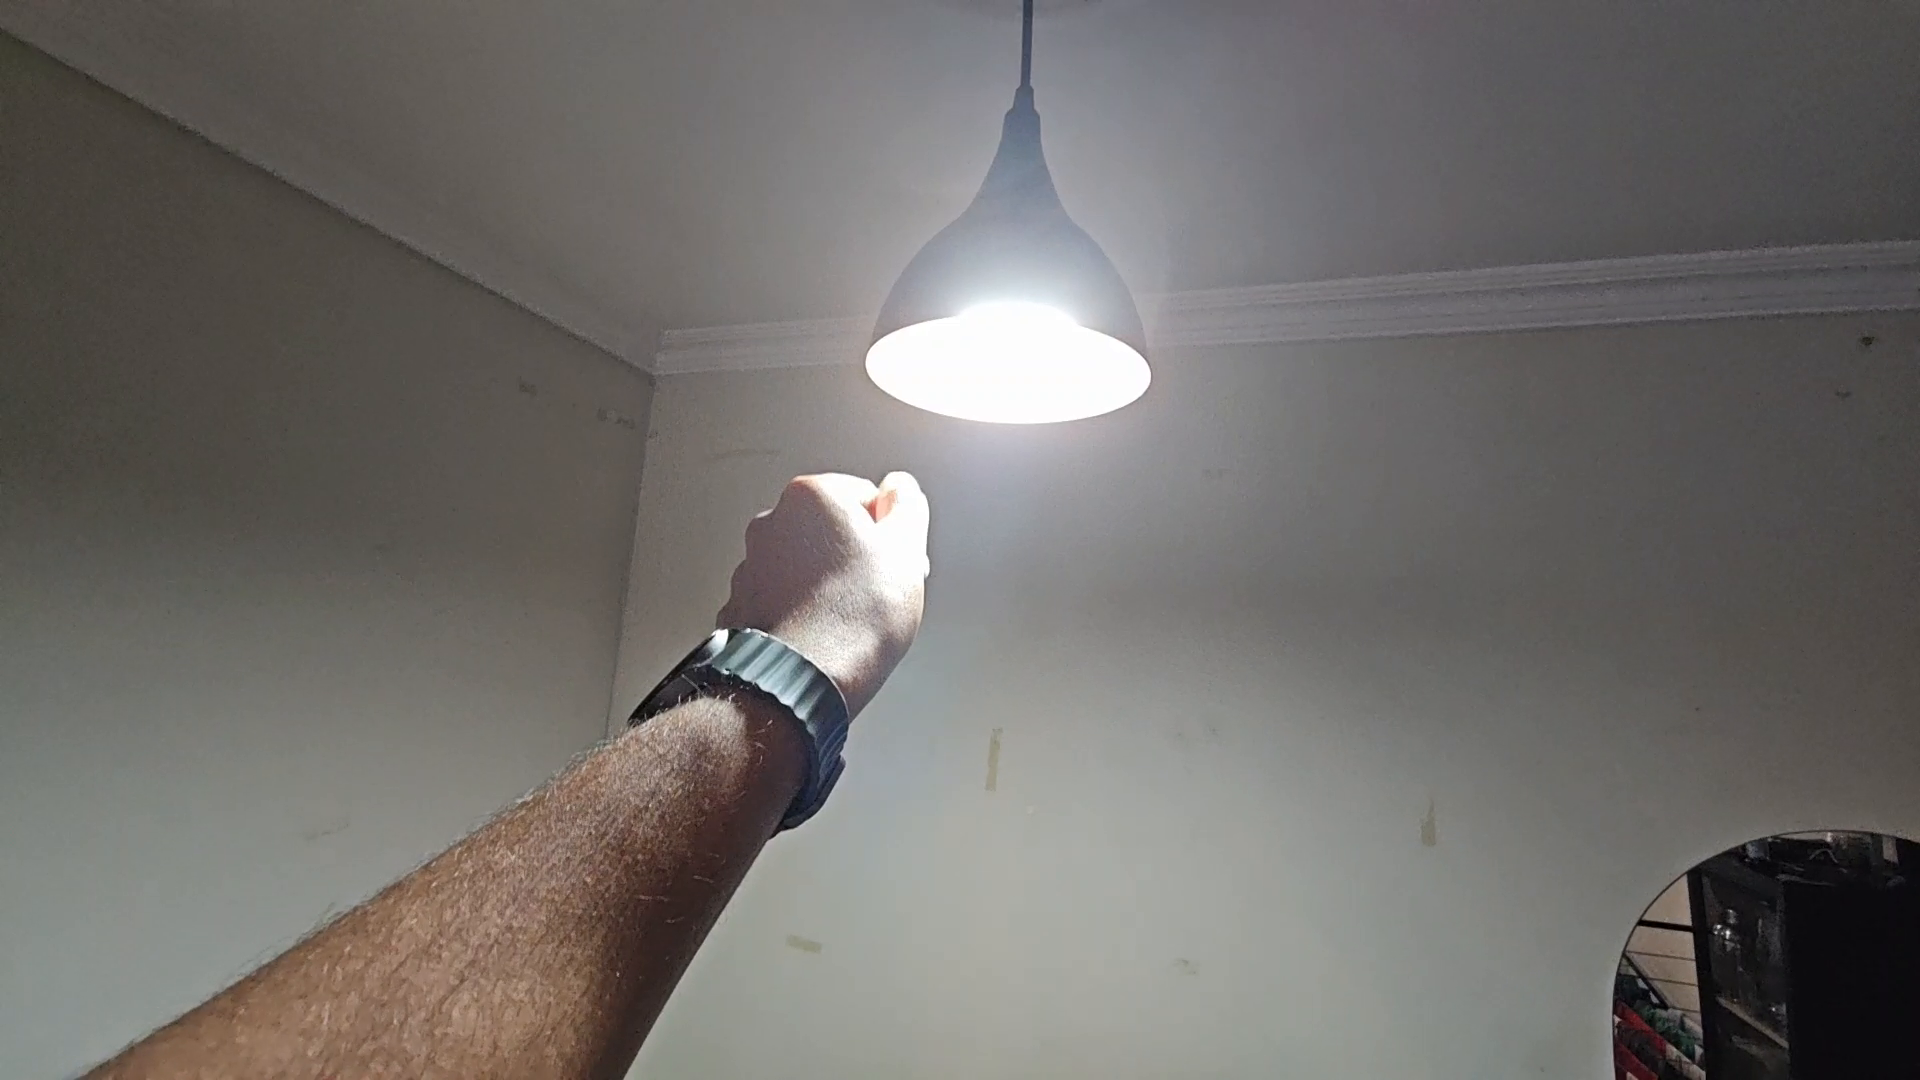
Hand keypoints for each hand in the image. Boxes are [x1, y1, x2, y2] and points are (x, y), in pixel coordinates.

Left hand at [717, 472, 929, 717]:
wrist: (801, 679)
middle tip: (877, 594)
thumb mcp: (906, 550)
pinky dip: (801, 611)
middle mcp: (772, 523)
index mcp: (811, 497)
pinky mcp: (741, 606)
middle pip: (831, 530)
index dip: (890, 533)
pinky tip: (822, 635)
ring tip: (849, 621)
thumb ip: (908, 505)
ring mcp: (751, 566)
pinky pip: (783, 600)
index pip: (866, 497)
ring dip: (827, 585)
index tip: (895, 563)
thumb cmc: (855, 617)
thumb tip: (901, 488)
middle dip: (856, 557)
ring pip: (805, 566)